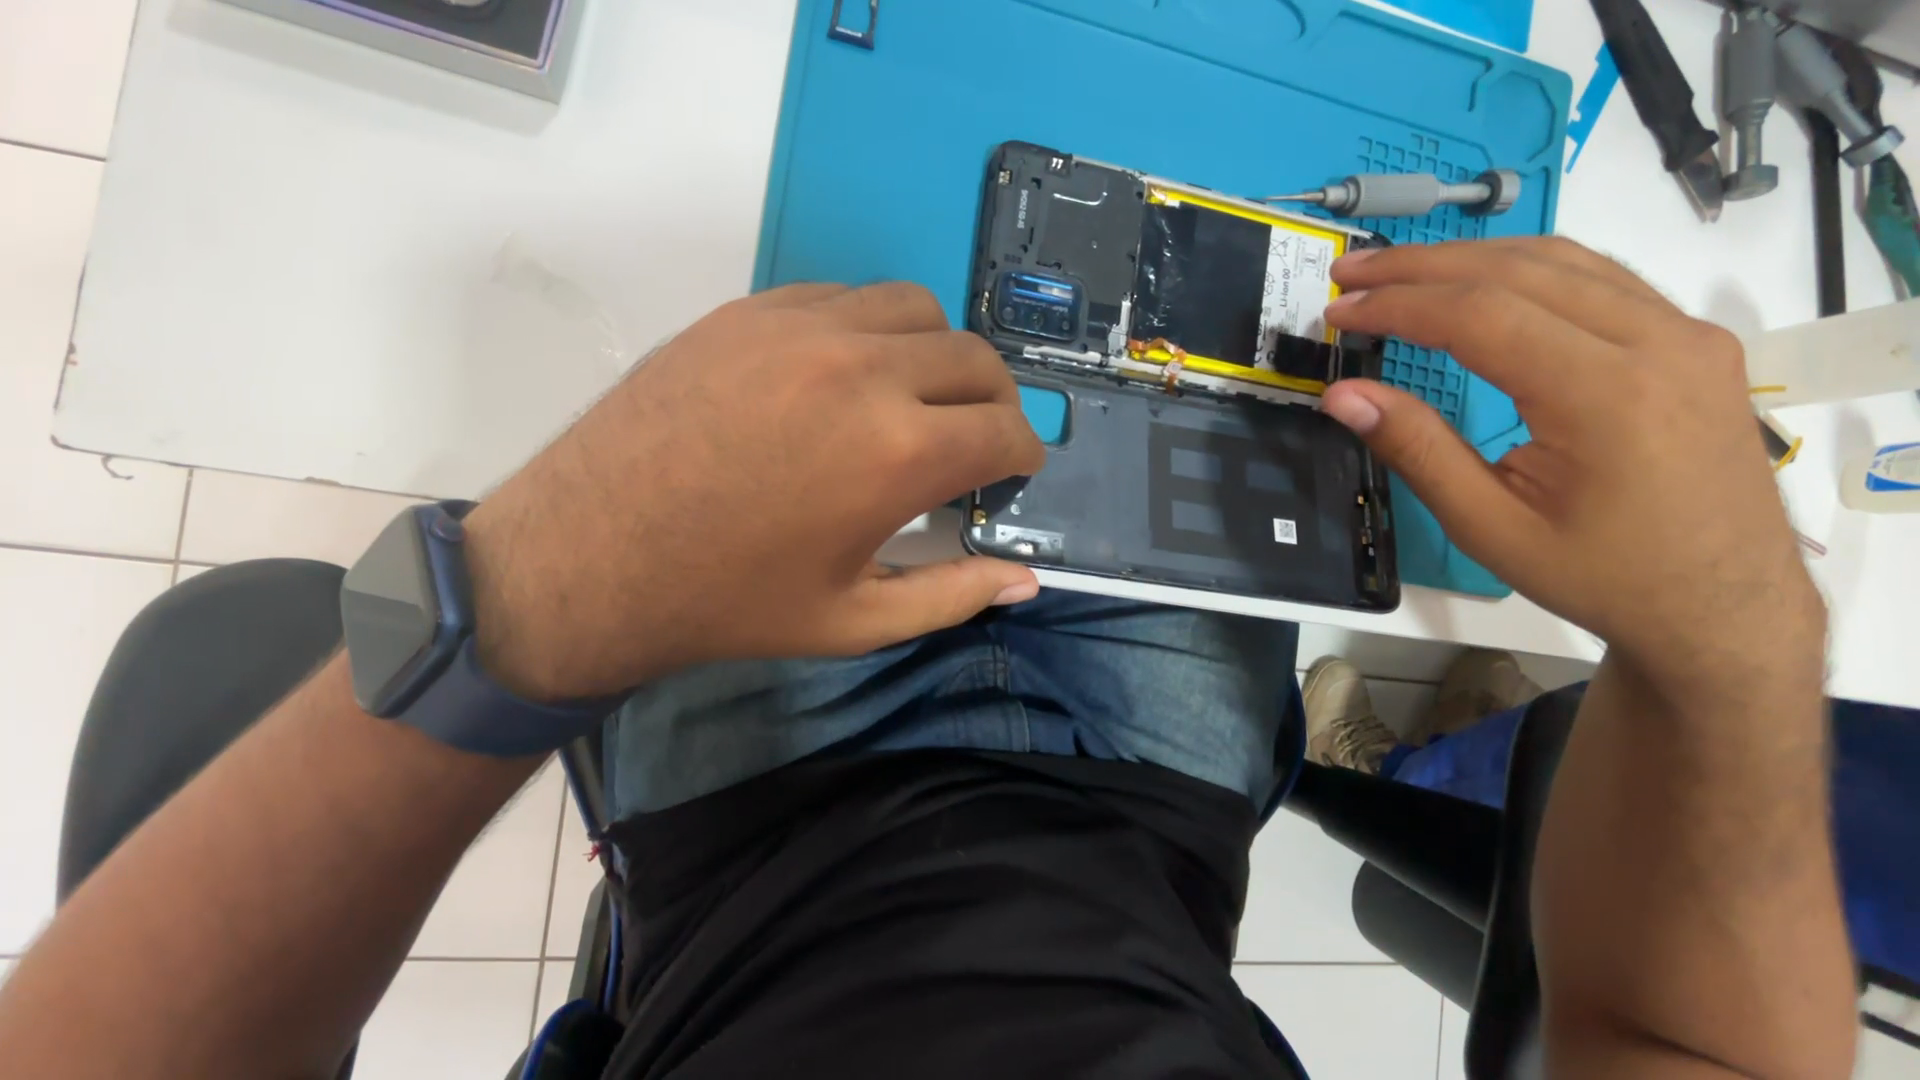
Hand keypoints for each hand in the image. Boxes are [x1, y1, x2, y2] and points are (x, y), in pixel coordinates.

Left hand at [460, 283, 1045, 700]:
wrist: (591, 558)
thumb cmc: (730, 602)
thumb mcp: (853, 621)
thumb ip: (952, 597)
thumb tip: (1025, 582)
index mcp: (897, 452)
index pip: (1006, 430)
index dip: (1021, 458)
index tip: (1008, 476)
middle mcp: (864, 369)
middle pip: (976, 360)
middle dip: (993, 405)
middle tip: (970, 443)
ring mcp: (802, 328)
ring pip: (916, 309)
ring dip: (936, 355)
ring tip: (911, 400)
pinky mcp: (752, 311)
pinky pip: (844, 297)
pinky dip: (870, 331)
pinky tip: (843, 377)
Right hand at [1321, 238, 1822, 697]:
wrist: (1724, 604)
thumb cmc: (1599, 574)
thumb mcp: (1489, 526)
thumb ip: (1417, 450)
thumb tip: (1343, 395)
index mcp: (1604, 395)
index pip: (1481, 315)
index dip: (1399, 304)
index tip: (1339, 311)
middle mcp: (1658, 342)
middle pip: (1519, 270)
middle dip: (1422, 265)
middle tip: (1351, 273)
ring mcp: (1687, 334)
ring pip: (1563, 261)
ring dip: (1471, 258)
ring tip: (1400, 269)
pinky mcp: (1694, 341)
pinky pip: (1600, 279)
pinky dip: (1526, 269)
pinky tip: (1482, 279)